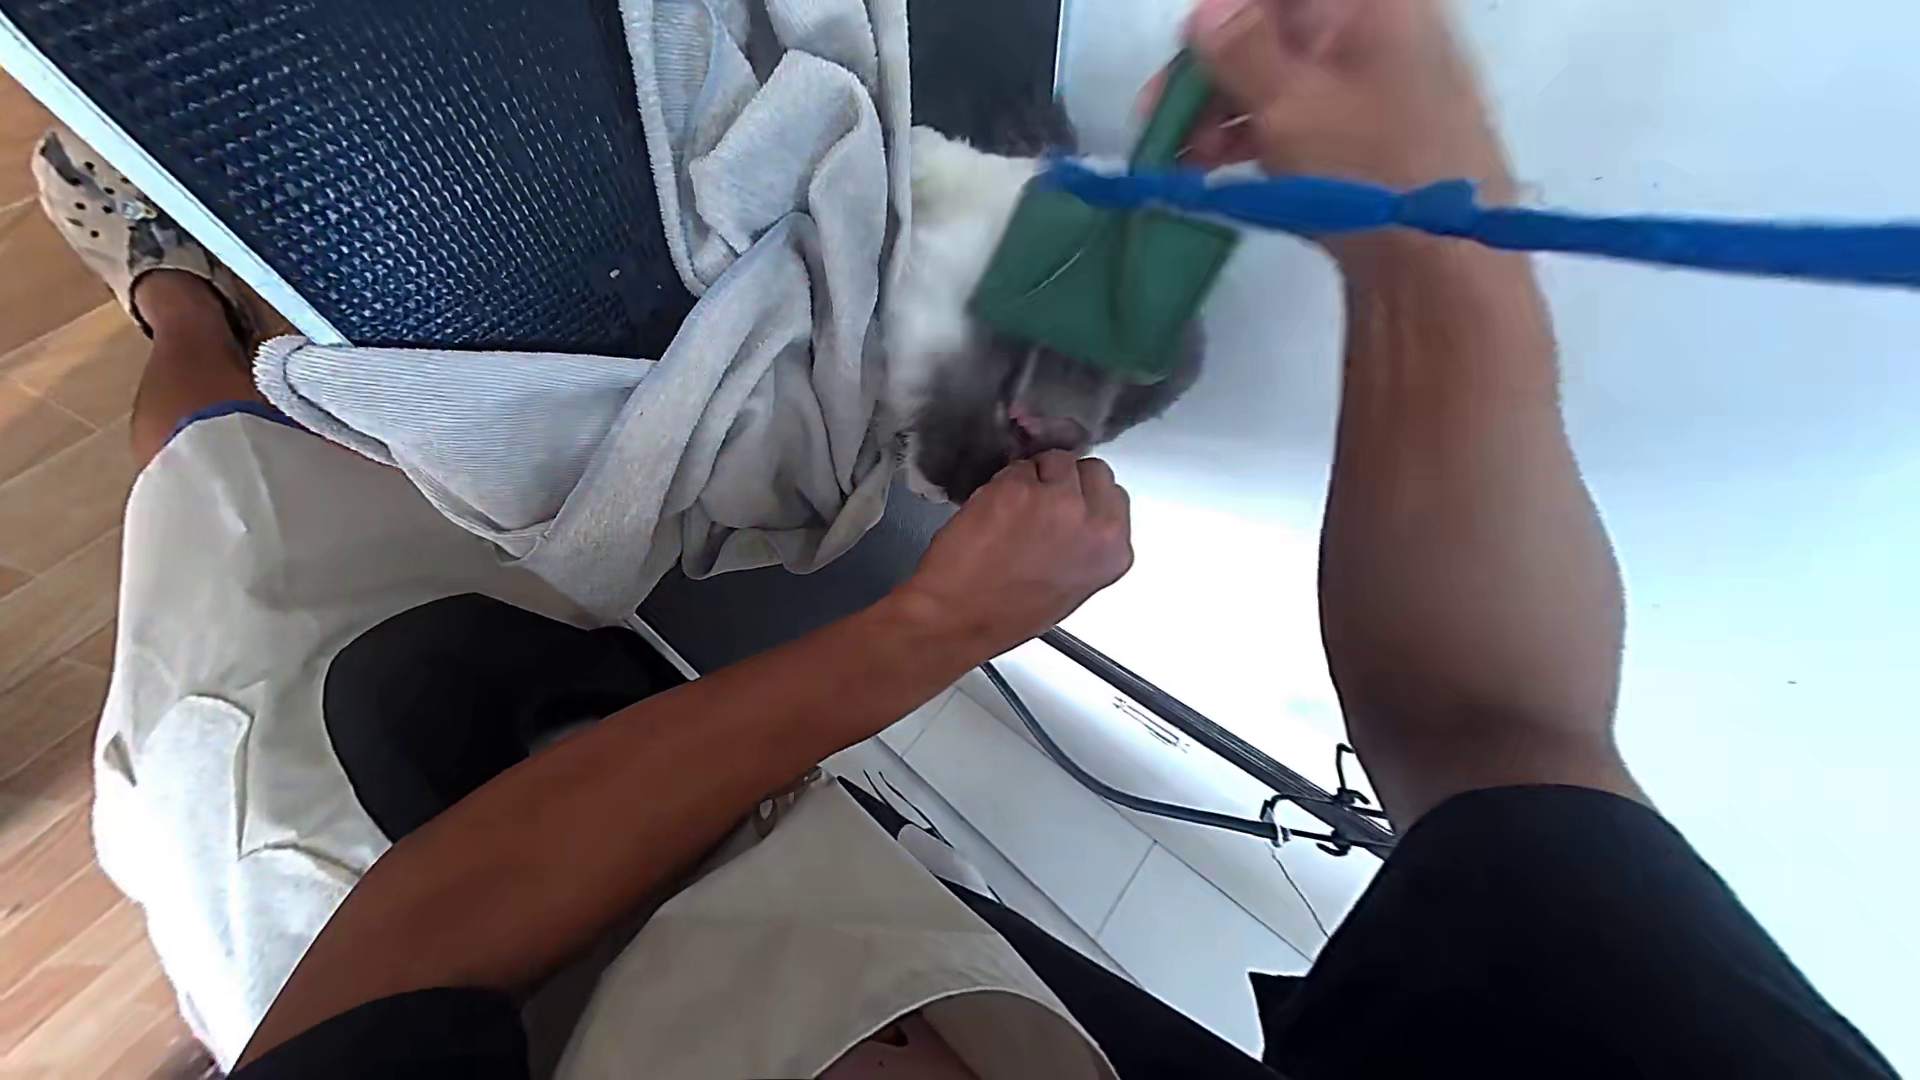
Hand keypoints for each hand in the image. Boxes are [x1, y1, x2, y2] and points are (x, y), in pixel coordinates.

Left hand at [897, 451, 1132, 657]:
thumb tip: (1079, 514)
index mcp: (1112, 552)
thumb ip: (1086, 543)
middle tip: (1040, 500)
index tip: (1069, 500)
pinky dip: (1003, 481)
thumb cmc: (1008, 613)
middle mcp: (1093, 523)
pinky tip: (992, 508)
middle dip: (1067, 479)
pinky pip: (1017, 467)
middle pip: (1093, 471)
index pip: (1114, 496)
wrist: (959, 616)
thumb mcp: (1072, 585)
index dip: (1086, 495)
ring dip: (1035, 475)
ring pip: (1056, 460)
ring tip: (1013, 507)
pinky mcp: (1018, 487)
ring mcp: (1057, 501)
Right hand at [1178, 0, 1511, 198]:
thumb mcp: (1295, 104)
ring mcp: (1355, 88)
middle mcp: (1362, 32)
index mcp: (1363, 3)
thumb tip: (1202, 11)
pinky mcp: (1345, 138)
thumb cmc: (1368, 164)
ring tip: (1179, 165)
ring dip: (1216, 120)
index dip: (1219, 20)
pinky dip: (1242, 143)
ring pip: (1268, 86)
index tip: (1177, 65)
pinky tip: (1210, 173)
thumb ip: (1243, 54)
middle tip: (1160, 128)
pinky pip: (1282, 123)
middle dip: (1208, 80)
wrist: (1431, 251)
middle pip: (1267, 36)